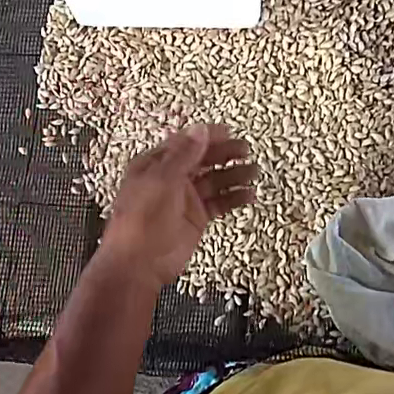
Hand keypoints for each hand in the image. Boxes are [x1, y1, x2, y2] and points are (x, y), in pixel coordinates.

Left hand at [98, 125, 258, 289]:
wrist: (139, 263)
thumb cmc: (141, 221)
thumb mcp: (161, 181)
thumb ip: (183, 155)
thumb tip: (200, 130)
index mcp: (155, 165)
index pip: (185, 144)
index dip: (206, 137)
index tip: (229, 132)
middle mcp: (171, 179)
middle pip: (202, 160)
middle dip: (224, 154)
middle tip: (245, 150)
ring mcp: (184, 199)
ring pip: (214, 181)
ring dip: (233, 175)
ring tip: (253, 171)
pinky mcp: (196, 218)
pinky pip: (219, 203)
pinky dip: (234, 198)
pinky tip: (248, 195)